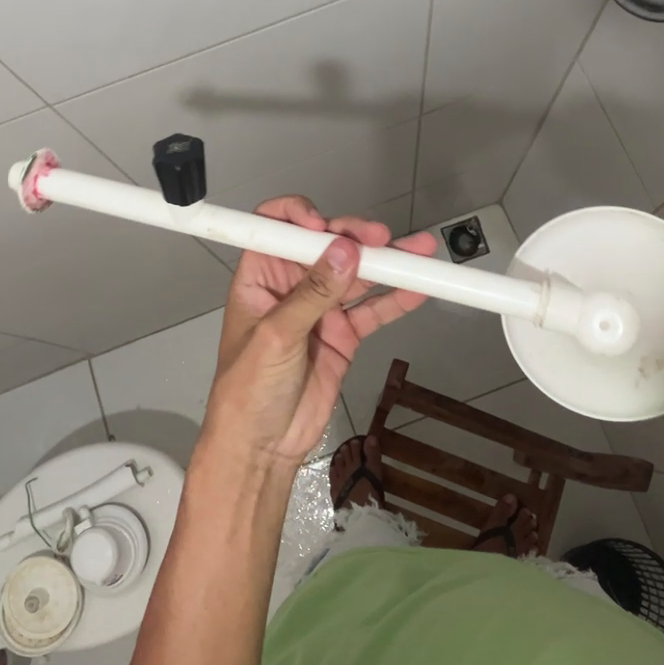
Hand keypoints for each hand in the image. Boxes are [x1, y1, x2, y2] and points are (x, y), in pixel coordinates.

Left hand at [205, 196, 437, 468]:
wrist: (263, 446)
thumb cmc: (246, 392)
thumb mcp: (275, 337)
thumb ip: (313, 294)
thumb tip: (343, 252)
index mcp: (260, 277)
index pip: (277, 228)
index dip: (300, 218)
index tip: (324, 225)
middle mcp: (290, 286)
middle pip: (326, 246)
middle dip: (355, 238)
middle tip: (380, 240)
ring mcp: (320, 310)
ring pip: (357, 275)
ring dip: (387, 264)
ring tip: (418, 253)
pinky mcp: (343, 334)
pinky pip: (373, 309)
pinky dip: (396, 299)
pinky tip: (418, 289)